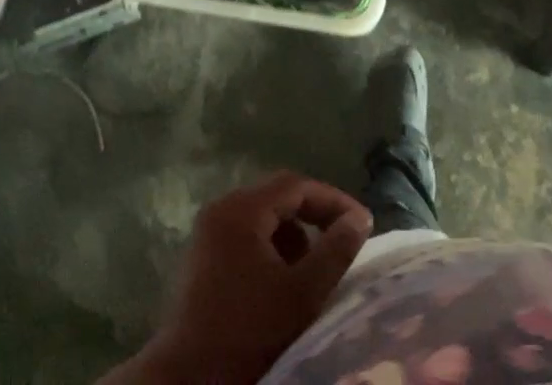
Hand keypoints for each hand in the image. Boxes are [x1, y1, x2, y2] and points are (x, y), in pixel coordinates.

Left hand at [126, 171, 372, 384]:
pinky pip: (247, 236)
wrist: (188, 378)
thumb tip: (359, 218)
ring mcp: (207, 234)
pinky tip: (284, 281)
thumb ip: (336, 249)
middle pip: (278, 197)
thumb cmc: (248, 329)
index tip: (362, 225)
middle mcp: (220, 210)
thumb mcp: (304, 291)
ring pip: (263, 218)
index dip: (334, 200)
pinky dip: (272, 249)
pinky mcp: (202, 258)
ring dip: (295, 235)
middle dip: (315, 216)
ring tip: (315, 267)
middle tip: (344, 239)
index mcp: (241, 210)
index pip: (297, 185)